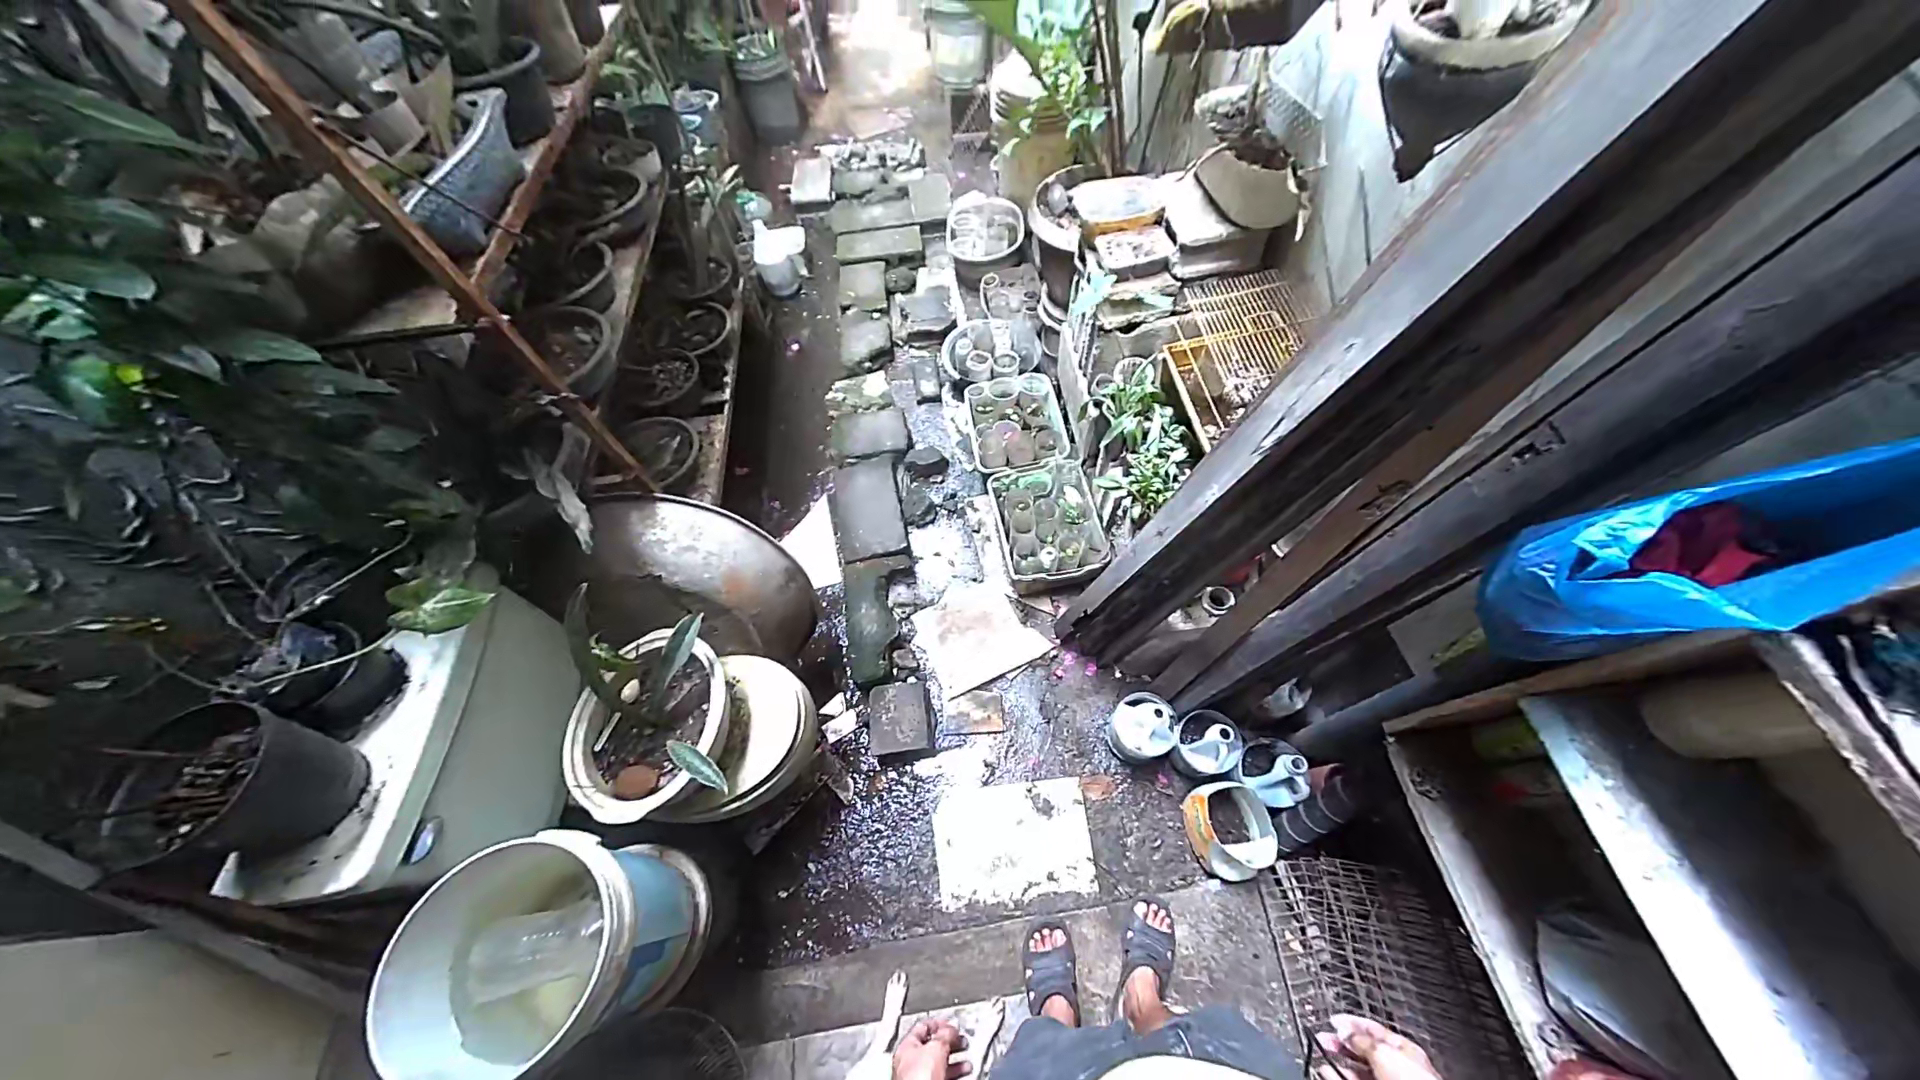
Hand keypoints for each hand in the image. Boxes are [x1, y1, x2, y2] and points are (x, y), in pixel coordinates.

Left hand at [892, 1018, 971, 1079]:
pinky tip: (964, 1074)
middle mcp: (910, 1063)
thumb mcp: (936, 1048)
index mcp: (906, 1047)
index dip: (939, 1024)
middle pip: (933, 1047)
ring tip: (967, 1063)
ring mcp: (918, 1079)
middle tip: (962, 1042)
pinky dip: (954, 1076)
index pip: (923, 1028)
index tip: (953, 1025)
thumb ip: (945, 1034)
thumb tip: (952, 1027)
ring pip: (940, 1066)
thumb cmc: (920, 1078)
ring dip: (956, 1062)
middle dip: (950, 1044)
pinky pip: (943, 1078)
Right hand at [1313, 1014, 1442, 1079]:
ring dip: (1337, 1060)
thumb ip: (1361, 1038)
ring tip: (1321, 1053)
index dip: (1351, 1022)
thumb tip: (1344, 1028)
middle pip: (1363, 1049)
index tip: (1332, 1019)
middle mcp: (1397, 1067)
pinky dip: (1337, 1076)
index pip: (1373, 1029)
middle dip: (1341, 1041)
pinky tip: (1327, 1072)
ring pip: (1357, 1068)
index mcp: (1404, 1050)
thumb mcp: (1383, 1051)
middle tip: (1323, 1036)